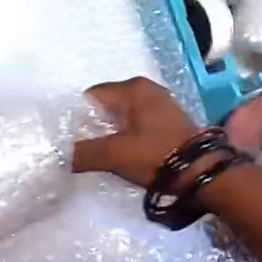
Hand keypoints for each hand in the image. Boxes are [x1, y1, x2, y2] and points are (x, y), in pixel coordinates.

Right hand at [72, 76, 261, 187]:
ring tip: (99, 156)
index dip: (75, 118)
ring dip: (109, 135)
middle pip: (105, 106)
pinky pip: (136, 126)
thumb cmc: (156, 156)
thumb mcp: (114, 154)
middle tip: (81, 150)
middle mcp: (146, 89)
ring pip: (121, 118)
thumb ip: (83, 152)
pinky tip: (121, 156)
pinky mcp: (167, 123)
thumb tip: (59, 156)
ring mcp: (159, 105)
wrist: (202, 173)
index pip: (89, 96)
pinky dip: (125, 138)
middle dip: (91, 127)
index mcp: (132, 88)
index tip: (68, 140)